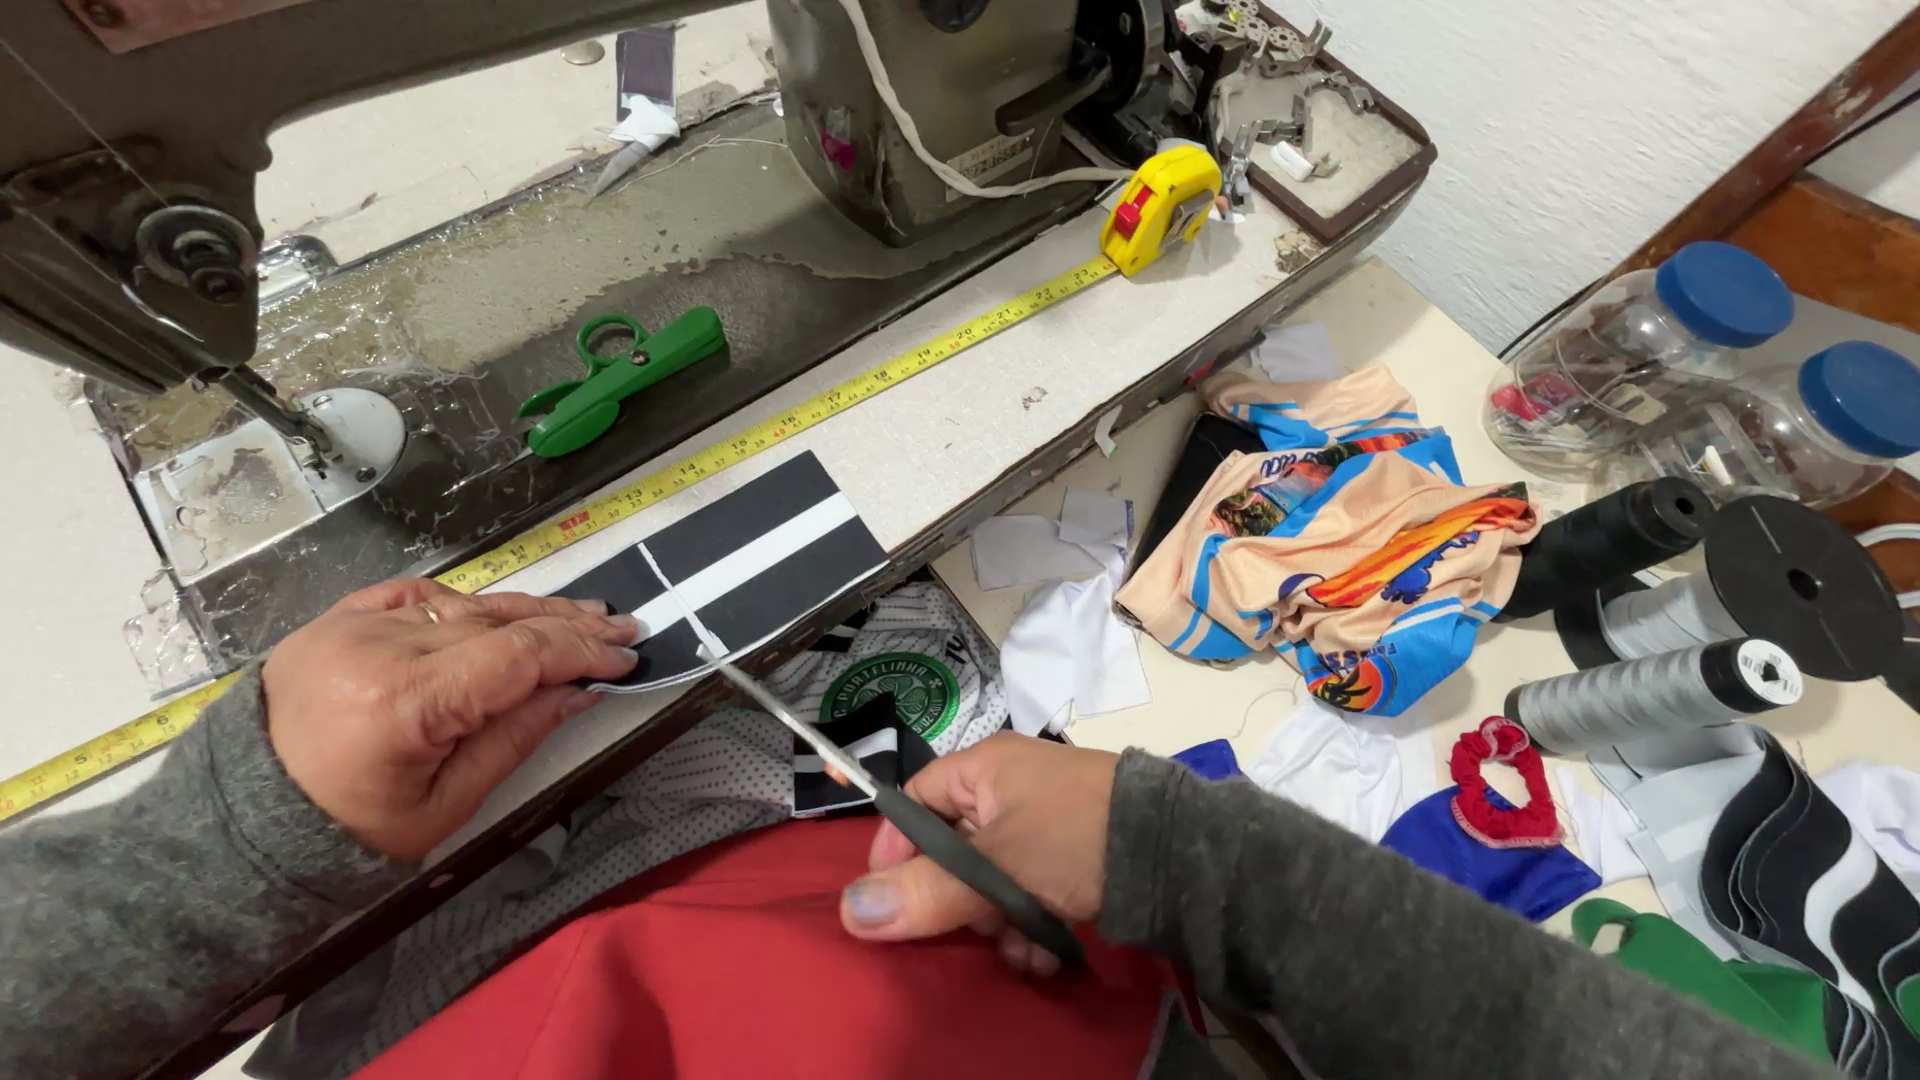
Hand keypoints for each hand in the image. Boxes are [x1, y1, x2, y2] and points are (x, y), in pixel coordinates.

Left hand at [261, 578, 641, 859]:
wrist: (237, 831)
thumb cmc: (350, 833)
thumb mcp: (449, 802)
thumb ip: (519, 735)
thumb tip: (581, 690)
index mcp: (404, 700)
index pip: (520, 654)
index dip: (582, 651)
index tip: (626, 657)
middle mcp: (377, 647)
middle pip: (501, 621)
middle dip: (570, 625)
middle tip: (622, 628)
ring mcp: (351, 625)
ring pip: (468, 604)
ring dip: (530, 610)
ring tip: (582, 613)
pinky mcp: (336, 619)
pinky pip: (421, 597)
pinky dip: (470, 603)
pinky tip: (504, 611)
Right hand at [839, 733, 1118, 975]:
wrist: (1174, 853)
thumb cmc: (1074, 836)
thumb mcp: (997, 865)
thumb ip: (926, 890)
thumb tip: (850, 912)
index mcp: (985, 768)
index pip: (917, 800)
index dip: (897, 848)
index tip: (892, 898)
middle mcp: (1009, 789)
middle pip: (952, 847)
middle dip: (959, 900)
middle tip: (974, 926)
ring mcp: (1041, 823)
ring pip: (989, 879)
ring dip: (997, 922)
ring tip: (1019, 946)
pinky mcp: (1067, 856)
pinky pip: (1025, 891)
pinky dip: (1027, 924)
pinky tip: (1043, 952)